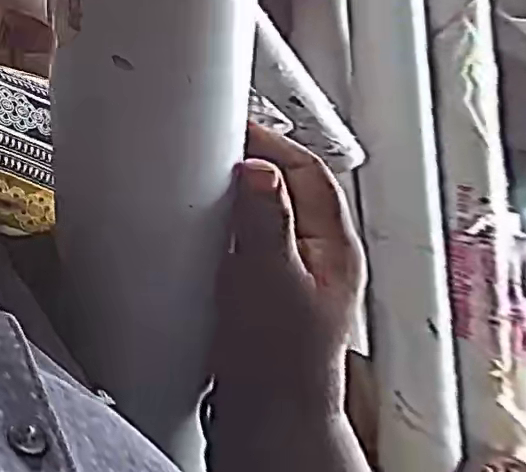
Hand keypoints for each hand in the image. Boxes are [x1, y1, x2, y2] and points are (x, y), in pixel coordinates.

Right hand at [210, 122, 366, 419]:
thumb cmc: (279, 352)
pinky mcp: (257, 269)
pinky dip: (219, 204)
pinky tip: (194, 207)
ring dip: (232, 179)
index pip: (308, 171)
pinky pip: (241, 220)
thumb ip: (266, 222)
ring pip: (263, 200)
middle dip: (250, 152)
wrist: (265, 400)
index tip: (228, 125)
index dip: (271, 141)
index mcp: (332, 245)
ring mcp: (286, 259)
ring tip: (198, 164)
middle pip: (287, 180)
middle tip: (208, 137)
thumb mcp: (270, 278)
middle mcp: (314, 248)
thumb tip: (257, 170)